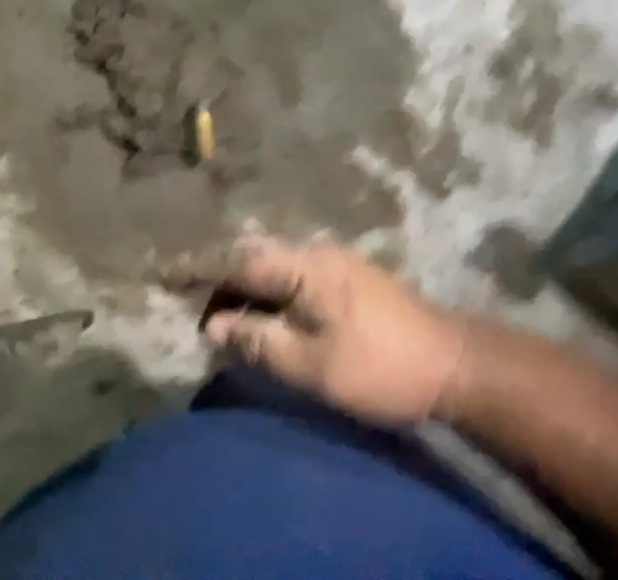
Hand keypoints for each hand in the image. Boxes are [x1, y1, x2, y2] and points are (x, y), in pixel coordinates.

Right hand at [161, 234, 468, 424]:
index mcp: (303, 266)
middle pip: (251, 256)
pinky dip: (266, 290)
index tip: (160, 274)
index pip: (235, 260)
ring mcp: (335, 263)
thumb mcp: (309, 363)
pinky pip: (290, 275)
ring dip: (242, 286)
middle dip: (216, 276)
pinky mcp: (349, 279)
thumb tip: (213, 326)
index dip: (195, 268)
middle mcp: (315, 253)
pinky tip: (262, 313)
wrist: (457, 365)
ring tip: (220, 314)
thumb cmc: (378, 365)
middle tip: (188, 301)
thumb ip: (255, 340)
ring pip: (272, 265)